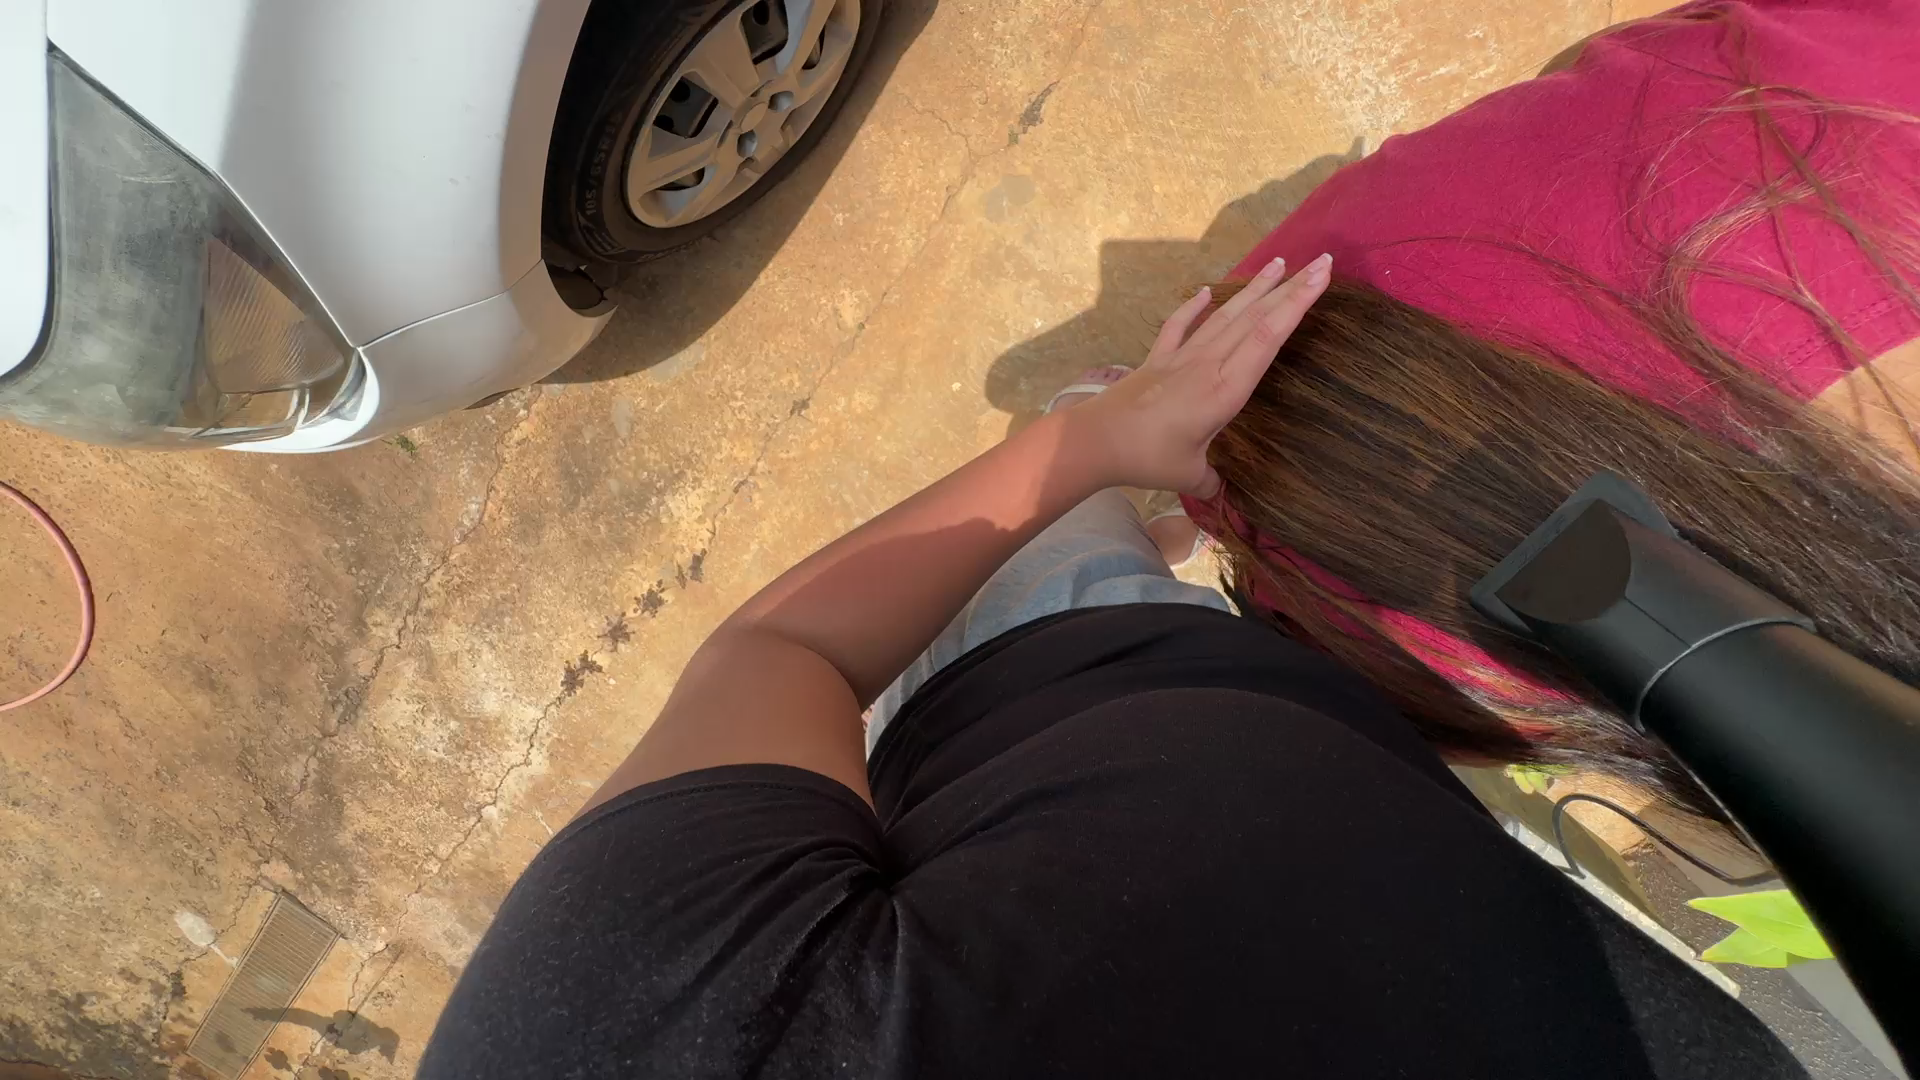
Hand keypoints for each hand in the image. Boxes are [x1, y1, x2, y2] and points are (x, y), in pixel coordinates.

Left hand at [1073, 253, 1330, 496]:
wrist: (1094, 440)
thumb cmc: (1145, 458)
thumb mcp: (1187, 475)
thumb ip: (1209, 480)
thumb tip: (1218, 491)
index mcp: (1224, 391)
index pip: (1268, 338)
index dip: (1296, 305)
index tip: (1321, 277)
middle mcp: (1206, 365)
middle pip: (1253, 319)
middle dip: (1289, 288)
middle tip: (1320, 261)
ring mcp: (1179, 359)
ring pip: (1223, 316)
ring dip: (1252, 289)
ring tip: (1278, 263)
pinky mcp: (1155, 361)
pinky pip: (1178, 326)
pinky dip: (1193, 307)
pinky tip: (1206, 290)